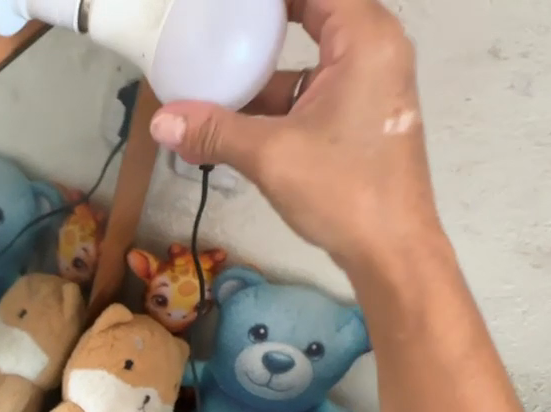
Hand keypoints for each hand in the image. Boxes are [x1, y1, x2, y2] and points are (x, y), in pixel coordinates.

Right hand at [148, 0, 440, 279]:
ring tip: (212, 80)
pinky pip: (308, 96)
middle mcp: (373, 52)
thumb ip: (215, 132)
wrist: (389, 248)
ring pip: (306, 64)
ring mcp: (366, 89)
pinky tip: (230, 124)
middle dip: (262, 26)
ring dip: (261, 74)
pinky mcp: (356, 122)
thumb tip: (161, 122)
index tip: (231, 6)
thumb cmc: (343, 189)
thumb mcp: (270, 155)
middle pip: (312, 16)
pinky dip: (272, 106)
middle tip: (219, 31)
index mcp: (365, 39)